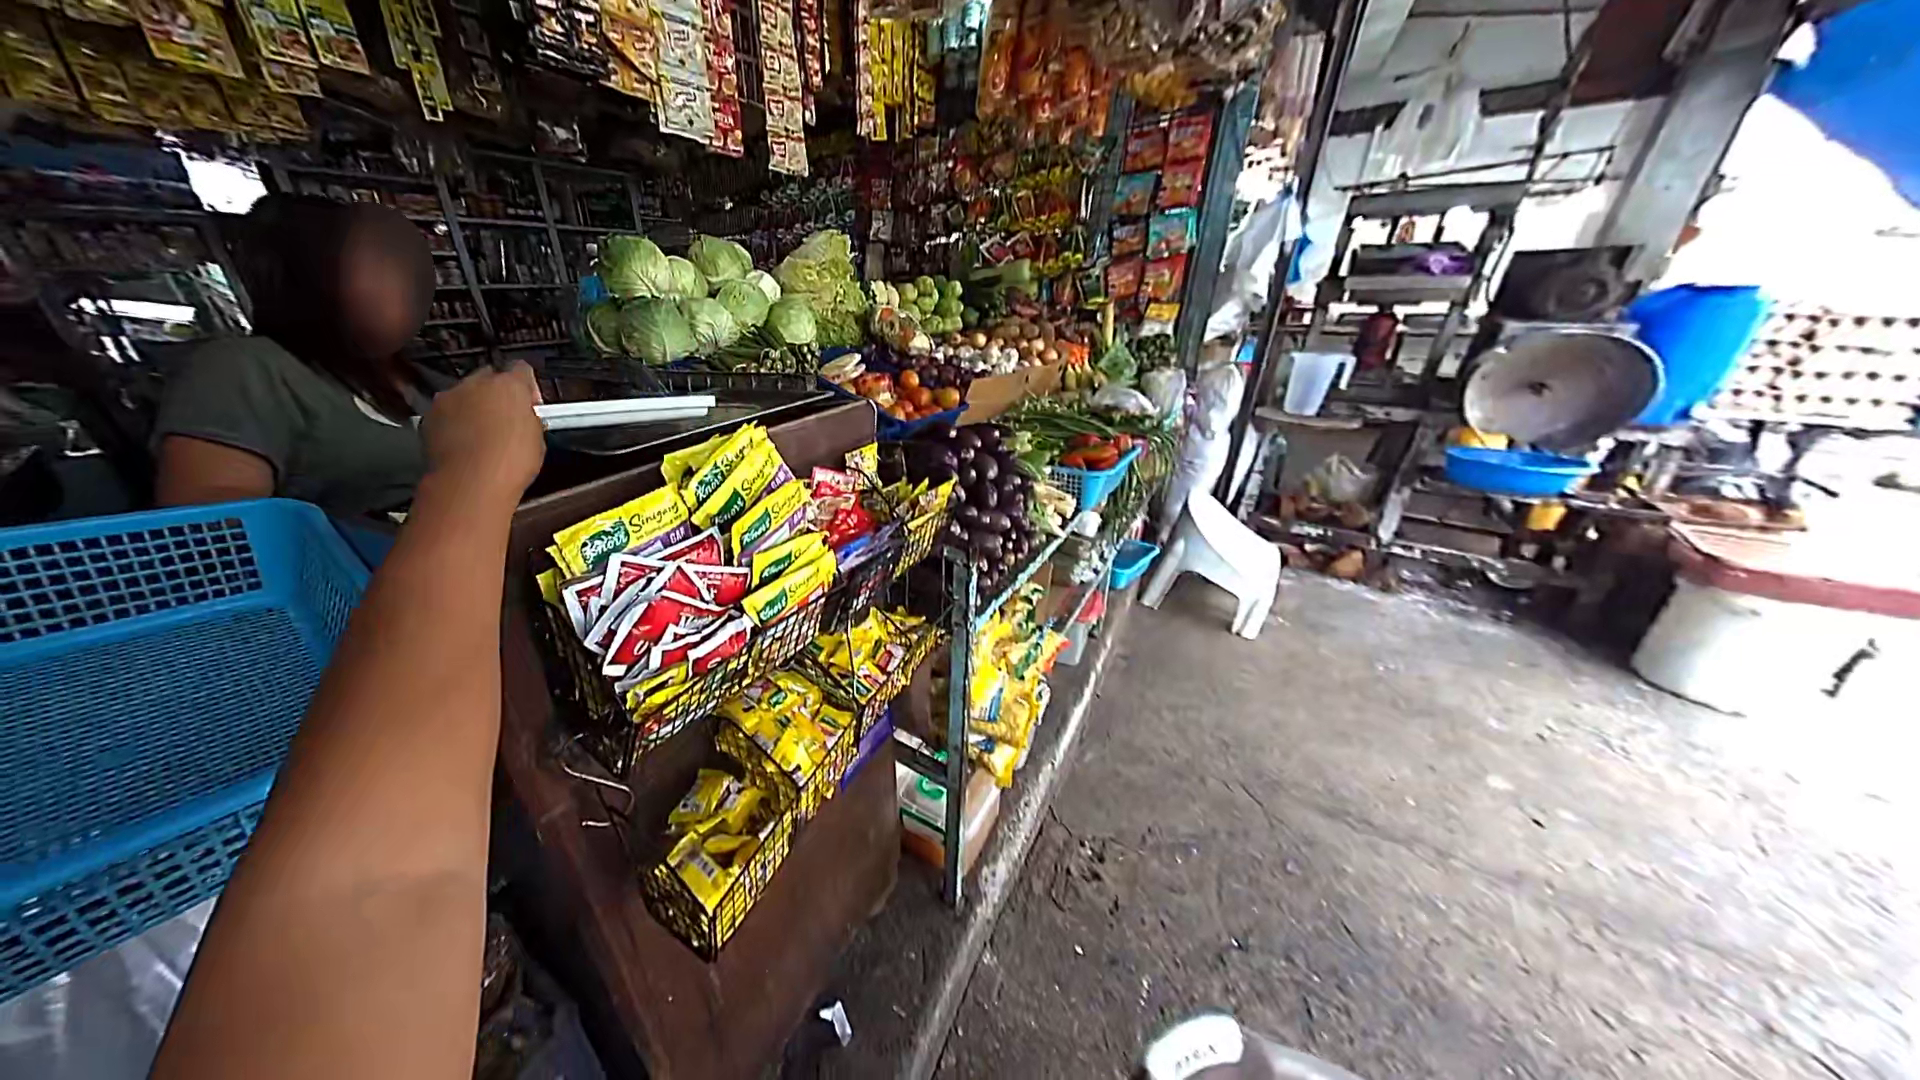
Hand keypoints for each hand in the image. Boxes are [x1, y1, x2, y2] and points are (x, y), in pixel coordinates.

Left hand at [421, 362, 544, 500]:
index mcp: (508, 385)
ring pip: (465, 394)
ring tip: (486, 434)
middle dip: (498, 394)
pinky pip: (448, 413)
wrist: (471, 482)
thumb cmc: (513, 461)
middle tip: (509, 419)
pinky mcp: (429, 417)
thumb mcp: (537, 437)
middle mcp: (475, 383)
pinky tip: (467, 443)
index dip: (527, 386)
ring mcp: (448, 398)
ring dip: (475, 407)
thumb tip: (523, 415)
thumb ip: (529, 416)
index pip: (521, 369)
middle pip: (489, 378)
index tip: (531, 403)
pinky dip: (456, 422)